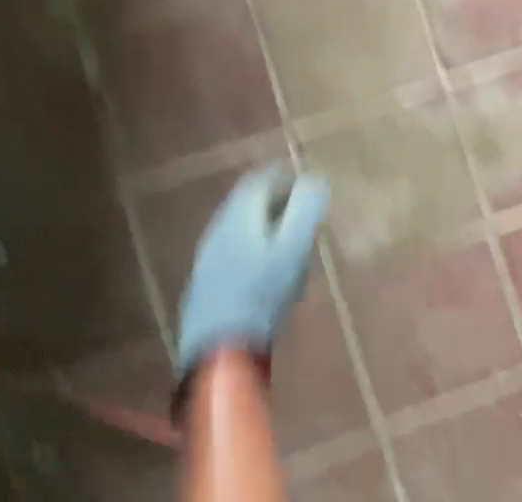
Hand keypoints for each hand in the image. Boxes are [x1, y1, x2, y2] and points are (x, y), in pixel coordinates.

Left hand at [175, 163, 330, 375]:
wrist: (221, 348)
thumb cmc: (264, 292)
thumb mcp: (294, 248)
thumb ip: (305, 210)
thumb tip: (315, 180)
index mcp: (238, 217)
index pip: (258, 180)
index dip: (283, 174)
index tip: (306, 178)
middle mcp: (217, 230)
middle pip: (246, 201)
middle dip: (276, 197)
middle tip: (303, 204)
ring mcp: (207, 257)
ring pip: (239, 225)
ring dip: (264, 221)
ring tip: (291, 233)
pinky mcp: (206, 282)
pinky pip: (233, 247)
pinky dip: (254, 242)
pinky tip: (268, 263)